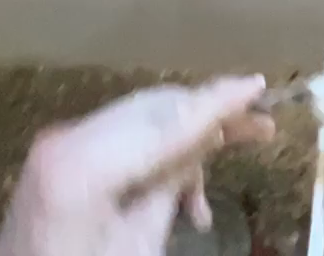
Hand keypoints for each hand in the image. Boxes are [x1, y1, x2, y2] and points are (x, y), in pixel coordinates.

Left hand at [0, 75, 275, 255]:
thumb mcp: (139, 243)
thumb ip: (173, 181)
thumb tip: (210, 132)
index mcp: (84, 162)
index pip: (167, 121)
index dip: (218, 102)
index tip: (259, 83)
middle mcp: (70, 136)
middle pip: (157, 111)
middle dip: (209, 120)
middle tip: (260, 127)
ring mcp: (63, 140)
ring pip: (144, 121)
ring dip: (184, 146)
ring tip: (209, 195)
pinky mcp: (63, 151)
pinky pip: (122, 138)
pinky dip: (155, 157)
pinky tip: (180, 200)